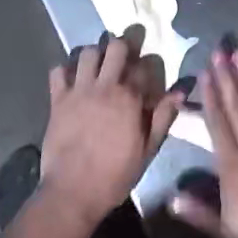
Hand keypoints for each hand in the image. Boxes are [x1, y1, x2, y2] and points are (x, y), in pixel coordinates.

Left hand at [39, 28, 182, 223]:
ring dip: (95, 55)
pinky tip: (72, 81)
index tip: (146, 77)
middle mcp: (105, 86)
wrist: (73, 192)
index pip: (144, 66)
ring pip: (87, 52)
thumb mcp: (148, 150)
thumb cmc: (115, 175)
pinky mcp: (57, 99)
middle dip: (122, 46)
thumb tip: (180, 92)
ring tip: (98, 67)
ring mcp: (79, 90)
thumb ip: (164, 118)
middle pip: (116, 46)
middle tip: (123, 58)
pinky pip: (58, 71)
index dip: (147, 67)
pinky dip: (65, 71)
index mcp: (130, 98)